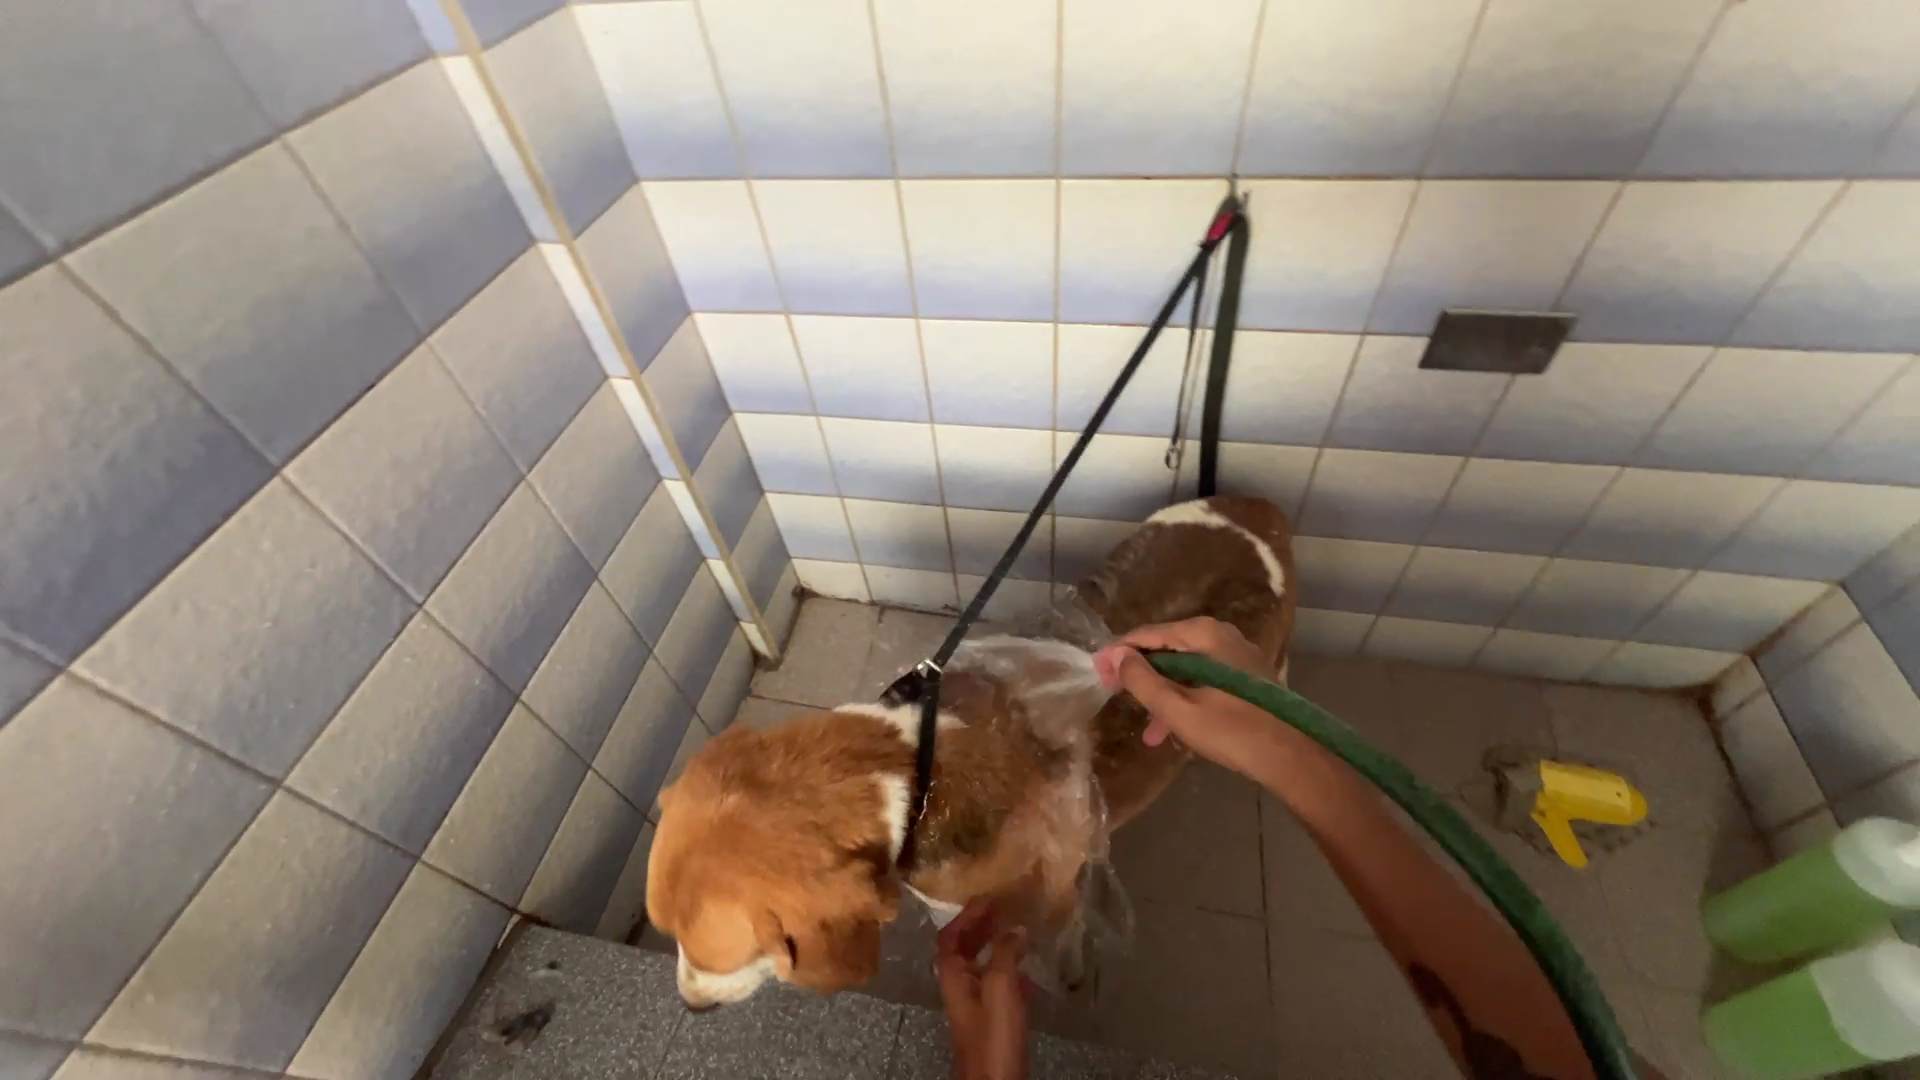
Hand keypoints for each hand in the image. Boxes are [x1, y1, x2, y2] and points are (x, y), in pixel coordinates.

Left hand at [935, 900, 1029, 1079]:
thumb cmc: (993, 1032)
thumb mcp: (1000, 985)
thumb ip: (1005, 952)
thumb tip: (1015, 927)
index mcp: (952, 975)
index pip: (949, 935)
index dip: (966, 915)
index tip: (988, 899)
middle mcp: (957, 988)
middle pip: (962, 948)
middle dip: (979, 927)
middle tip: (1001, 910)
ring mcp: (973, 1006)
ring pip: (979, 966)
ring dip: (995, 947)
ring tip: (1017, 934)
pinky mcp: (989, 1022)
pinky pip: (995, 986)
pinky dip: (1008, 972)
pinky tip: (1029, 974)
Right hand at [1093, 617, 1281, 773]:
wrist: (1295, 758)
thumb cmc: (1233, 731)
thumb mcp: (1178, 709)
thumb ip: (1142, 680)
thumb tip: (1115, 656)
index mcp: (1204, 635)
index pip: (1148, 634)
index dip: (1119, 652)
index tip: (1096, 670)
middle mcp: (1222, 635)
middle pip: (1167, 649)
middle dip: (1140, 674)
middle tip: (1114, 693)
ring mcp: (1238, 655)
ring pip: (1186, 667)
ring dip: (1163, 692)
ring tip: (1147, 727)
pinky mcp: (1248, 676)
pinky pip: (1204, 678)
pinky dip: (1186, 697)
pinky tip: (1174, 728)